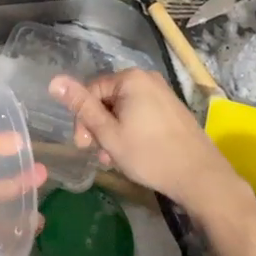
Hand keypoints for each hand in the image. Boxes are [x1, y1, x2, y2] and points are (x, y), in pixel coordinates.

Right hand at [50, 69, 249, 222]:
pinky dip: (132, 131)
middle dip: (100, 127)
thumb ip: (81, 106)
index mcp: (130, 78)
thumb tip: (54, 80)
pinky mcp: (173, 109)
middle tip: (102, 155)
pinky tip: (134, 153)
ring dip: (114, 132)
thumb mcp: (108, 133)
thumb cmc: (150, 155)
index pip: (91, 91)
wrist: (201, 177)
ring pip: (124, 110)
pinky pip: (142, 114)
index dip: (83, 118)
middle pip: (108, 99)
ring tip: (117, 159)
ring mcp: (163, 93)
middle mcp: (147, 78)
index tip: (84, 146)